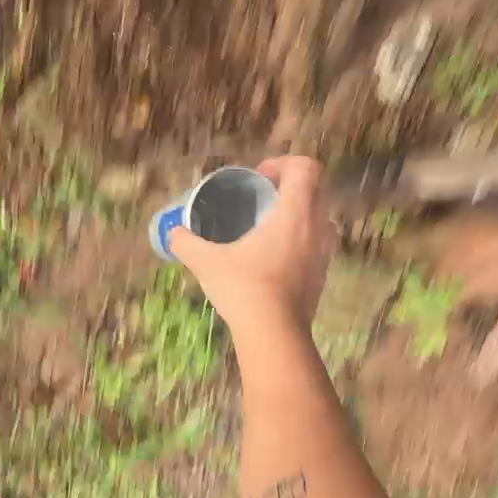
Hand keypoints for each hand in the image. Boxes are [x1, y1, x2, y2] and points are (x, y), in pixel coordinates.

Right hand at [167, 156, 335, 330]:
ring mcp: (324, 253)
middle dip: (287, 190)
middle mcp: (317, 226)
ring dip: (297, 218)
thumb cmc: (244, 287)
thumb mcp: (206, 263)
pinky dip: (298, 245)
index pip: (305, 167)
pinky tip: (272, 263)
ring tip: (267, 232)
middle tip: (259, 203)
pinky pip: (314, 248)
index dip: (283, 164)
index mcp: (294, 212)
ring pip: (318, 220)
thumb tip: (173, 233)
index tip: (258, 178)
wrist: (274, 333)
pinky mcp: (322, 276)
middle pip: (313, 191)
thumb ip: (187, 244)